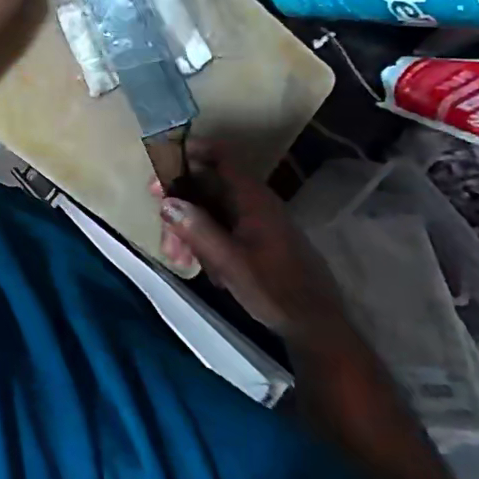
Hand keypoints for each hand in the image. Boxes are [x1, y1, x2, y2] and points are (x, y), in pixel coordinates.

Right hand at [152, 140, 352, 343]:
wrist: (316, 325)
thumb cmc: (274, 289)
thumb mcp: (229, 262)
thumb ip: (197, 229)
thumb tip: (167, 202)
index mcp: (252, 199)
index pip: (221, 157)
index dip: (191, 153)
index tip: (162, 166)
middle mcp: (255, 203)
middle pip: (208, 187)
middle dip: (181, 206)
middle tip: (162, 230)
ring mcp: (257, 222)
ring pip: (212, 211)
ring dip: (190, 228)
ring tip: (178, 259)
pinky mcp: (258, 240)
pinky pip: (223, 228)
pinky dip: (205, 241)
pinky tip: (201, 266)